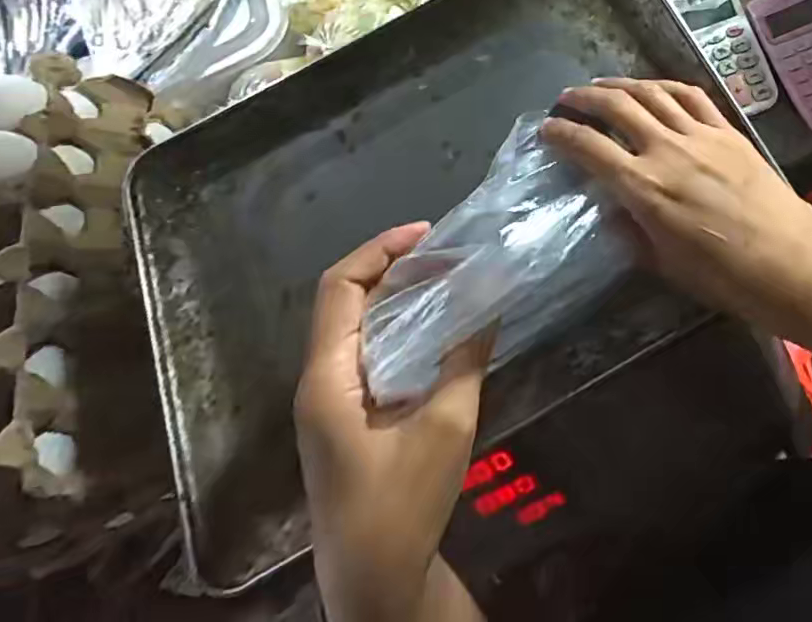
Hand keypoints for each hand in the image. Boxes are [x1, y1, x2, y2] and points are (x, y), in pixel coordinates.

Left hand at [295, 223, 494, 621]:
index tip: (427, 233)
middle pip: (346, 300)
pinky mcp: (348, 415)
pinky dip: (399, 325)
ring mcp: (331, 399)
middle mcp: (321, 380)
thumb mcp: (446, 427)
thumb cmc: (402, 504)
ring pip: (357, 325)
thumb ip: (466, 360)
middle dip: (393, 266)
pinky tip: (436, 325)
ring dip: (397, 295)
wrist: (374, 579)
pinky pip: (369, 351)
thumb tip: (490, 303)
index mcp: (329, 377)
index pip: (340, 288)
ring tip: (446, 276)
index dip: (380, 250)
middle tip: (446, 252)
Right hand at [542, 79, 811, 356]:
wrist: (792, 262)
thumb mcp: (666, 264)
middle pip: (616, 107)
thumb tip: (614, 209)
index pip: (589, 148)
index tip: (547, 129)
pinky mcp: (728, 131)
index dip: (562, 134)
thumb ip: (633, 231)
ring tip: (601, 86)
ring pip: (652, 93)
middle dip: (584, 98)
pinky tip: (654, 88)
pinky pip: (692, 96)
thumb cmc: (726, 277)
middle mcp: (667, 151)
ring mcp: (701, 135)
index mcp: (645, 188)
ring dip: (621, 84)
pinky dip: (666, 86)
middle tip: (567, 99)